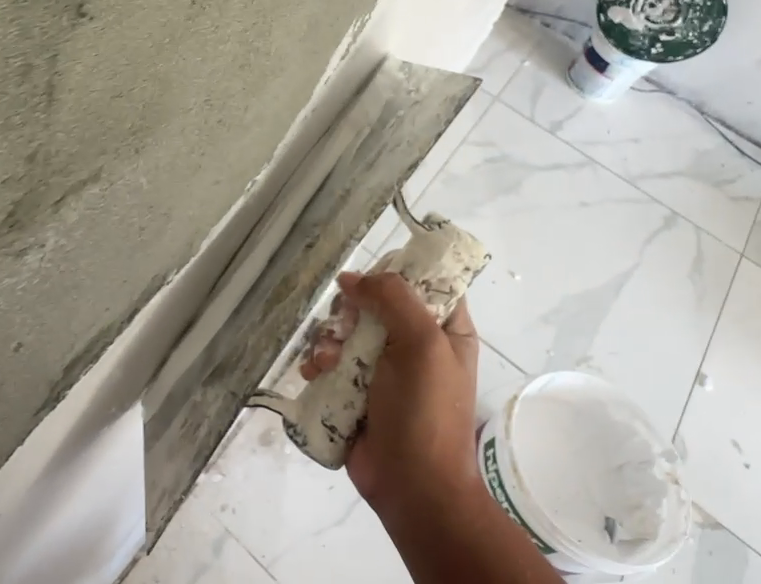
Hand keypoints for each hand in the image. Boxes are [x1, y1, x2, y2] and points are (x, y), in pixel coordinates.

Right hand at [300, 271, 480, 514]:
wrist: (412, 487)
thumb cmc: (426, 412)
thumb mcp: (421, 343)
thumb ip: (392, 298)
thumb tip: (351, 279)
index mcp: (445, 329)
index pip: (424, 282)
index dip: (396, 273)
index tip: (372, 280)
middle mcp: (414, 343)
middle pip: (374, 303)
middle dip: (352, 311)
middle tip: (347, 326)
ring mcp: (383, 369)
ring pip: (345, 331)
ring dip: (329, 340)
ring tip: (327, 361)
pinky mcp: (355, 391)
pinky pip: (329, 362)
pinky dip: (318, 364)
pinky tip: (316, 374)